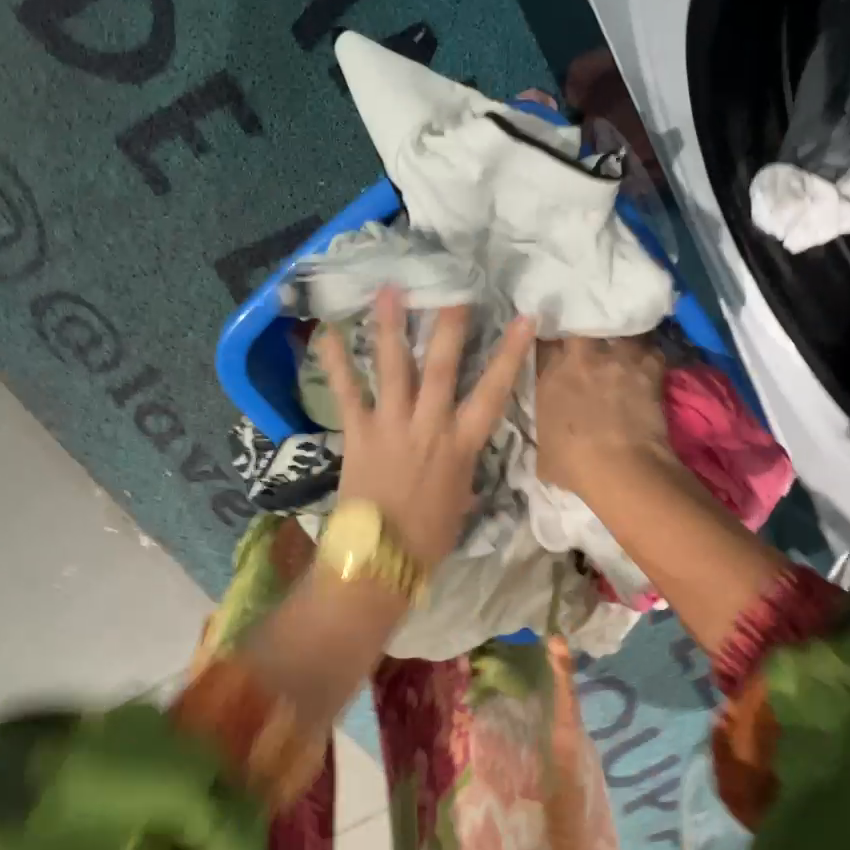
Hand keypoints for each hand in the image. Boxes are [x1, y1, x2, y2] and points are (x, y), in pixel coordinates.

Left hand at [318, 288, 535, 566]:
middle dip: (449, 324)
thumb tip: (458, 463)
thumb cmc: (427, 540)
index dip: (510, 353)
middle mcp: (429, 426)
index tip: (523, 317)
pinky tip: (326, 332)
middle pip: (442, 366)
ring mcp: (391, 426)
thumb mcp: (459, 503)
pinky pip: (347, 391)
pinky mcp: (358, 434)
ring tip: (389, 289)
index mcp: (461, 445)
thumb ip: (460, 473)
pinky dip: (337, 362)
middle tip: (453, 286)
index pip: (493, 391)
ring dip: (391, 327)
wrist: (379, 562)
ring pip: (394, 367)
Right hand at [535, 336, 670, 496]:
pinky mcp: (647, 366)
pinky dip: (647, 354)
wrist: (620, 467)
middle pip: (579, 325)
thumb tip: (551, 435)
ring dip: (618, 338)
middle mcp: (581, 358)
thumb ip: (545, 431)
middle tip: (588, 344)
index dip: (551, 342)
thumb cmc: (574, 465)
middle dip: (582, 330)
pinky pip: (649, 348)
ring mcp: (616, 358)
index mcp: (551, 376)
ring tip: (620, 348)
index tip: (555, 347)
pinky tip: (646, 362)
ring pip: (617, 329)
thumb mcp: (542, 452)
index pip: (545, 342)